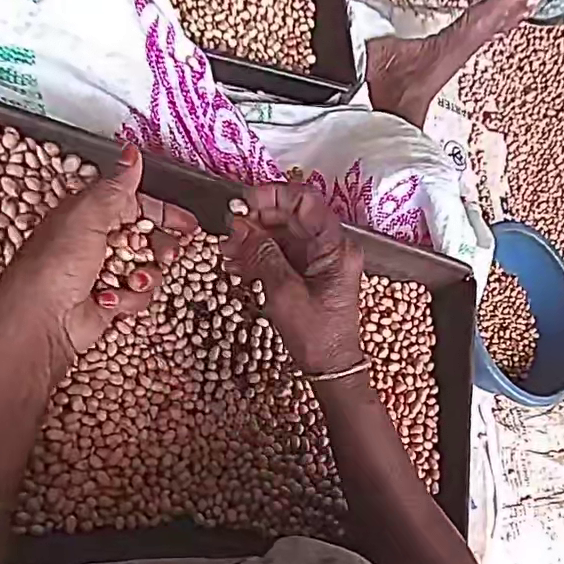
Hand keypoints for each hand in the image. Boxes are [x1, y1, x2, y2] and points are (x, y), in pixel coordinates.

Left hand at [0, 142, 197, 361]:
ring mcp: (108, 272)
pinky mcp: (113, 299)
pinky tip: (110, 300)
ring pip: (150, 270)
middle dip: (162, 249)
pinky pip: (140, 296)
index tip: (188, 226)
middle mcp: (101, 241)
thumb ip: (117, 187)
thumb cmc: (56, 265)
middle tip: (165, 255)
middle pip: (151, 239)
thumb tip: (132, 154)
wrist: (44, 317)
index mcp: (93, 214)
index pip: (139, 206)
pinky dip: (130, 299)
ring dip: (145, 277)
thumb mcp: (89, 216)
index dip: (165, 214)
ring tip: (132, 281)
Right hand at [219, 182, 364, 374]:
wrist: (330, 367)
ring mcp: (320, 263)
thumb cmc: (317, 335)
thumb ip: (262, 255)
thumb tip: (241, 227)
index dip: (273, 196)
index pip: (306, 201)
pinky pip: (282, 256)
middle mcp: (331, 249)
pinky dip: (260, 257)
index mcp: (336, 247)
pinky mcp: (309, 277)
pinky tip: (237, 265)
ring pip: (283, 237)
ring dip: (254, 240)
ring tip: (228, 252)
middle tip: (230, 232)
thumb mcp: (285, 292)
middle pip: (291, 218)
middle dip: (257, 221)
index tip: (245, 203)